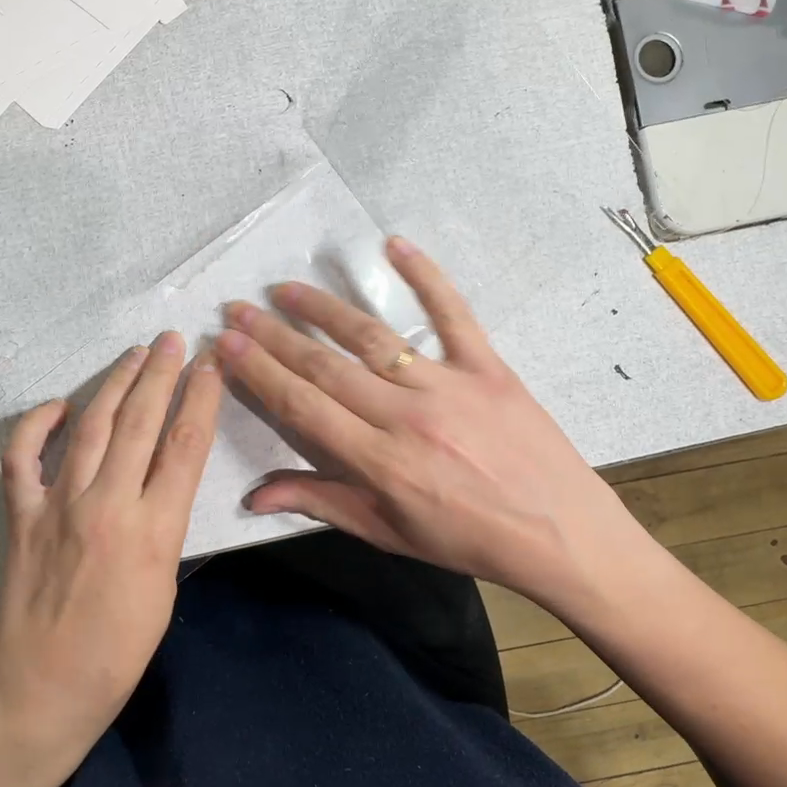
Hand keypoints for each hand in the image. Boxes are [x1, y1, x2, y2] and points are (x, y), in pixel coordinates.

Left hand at [0, 332, 222, 770]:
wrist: (45, 689)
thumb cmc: (119, 654)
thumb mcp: (166, 590)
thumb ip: (165, 528)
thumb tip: (162, 482)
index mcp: (155, 532)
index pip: (185, 446)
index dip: (200, 398)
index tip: (208, 365)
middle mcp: (107, 506)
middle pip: (141, 423)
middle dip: (160, 374)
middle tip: (172, 340)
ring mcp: (58, 506)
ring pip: (91, 427)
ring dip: (114, 384)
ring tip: (133, 354)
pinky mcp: (21, 516)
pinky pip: (23, 457)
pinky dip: (37, 424)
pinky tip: (59, 405)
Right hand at [215, 237, 644, 601]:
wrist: (560, 536)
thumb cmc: (465, 540)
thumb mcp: (387, 532)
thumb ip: (320, 502)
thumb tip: (253, 494)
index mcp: (380, 462)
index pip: (302, 406)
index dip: (258, 372)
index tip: (225, 344)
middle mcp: (407, 417)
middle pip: (325, 366)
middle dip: (273, 336)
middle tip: (236, 309)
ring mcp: (449, 386)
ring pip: (372, 338)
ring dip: (323, 308)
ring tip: (284, 290)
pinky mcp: (488, 367)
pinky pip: (452, 315)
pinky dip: (425, 277)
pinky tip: (394, 246)